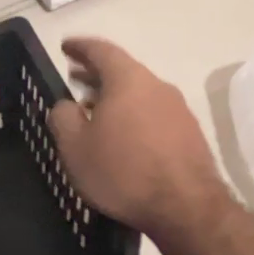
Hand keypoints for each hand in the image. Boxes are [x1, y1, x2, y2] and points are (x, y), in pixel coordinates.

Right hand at [47, 37, 230, 237]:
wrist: (185, 207)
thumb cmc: (122, 171)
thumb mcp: (75, 147)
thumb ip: (63, 117)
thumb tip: (66, 104)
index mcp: (127, 81)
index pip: (101, 50)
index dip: (80, 46)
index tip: (65, 46)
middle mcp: (157, 86)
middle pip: (123, 70)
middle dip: (97, 73)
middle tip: (75, 78)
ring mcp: (178, 110)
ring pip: (140, 93)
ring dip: (115, 97)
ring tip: (95, 111)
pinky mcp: (190, 134)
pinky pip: (153, 114)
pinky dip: (133, 115)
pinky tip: (122, 137)